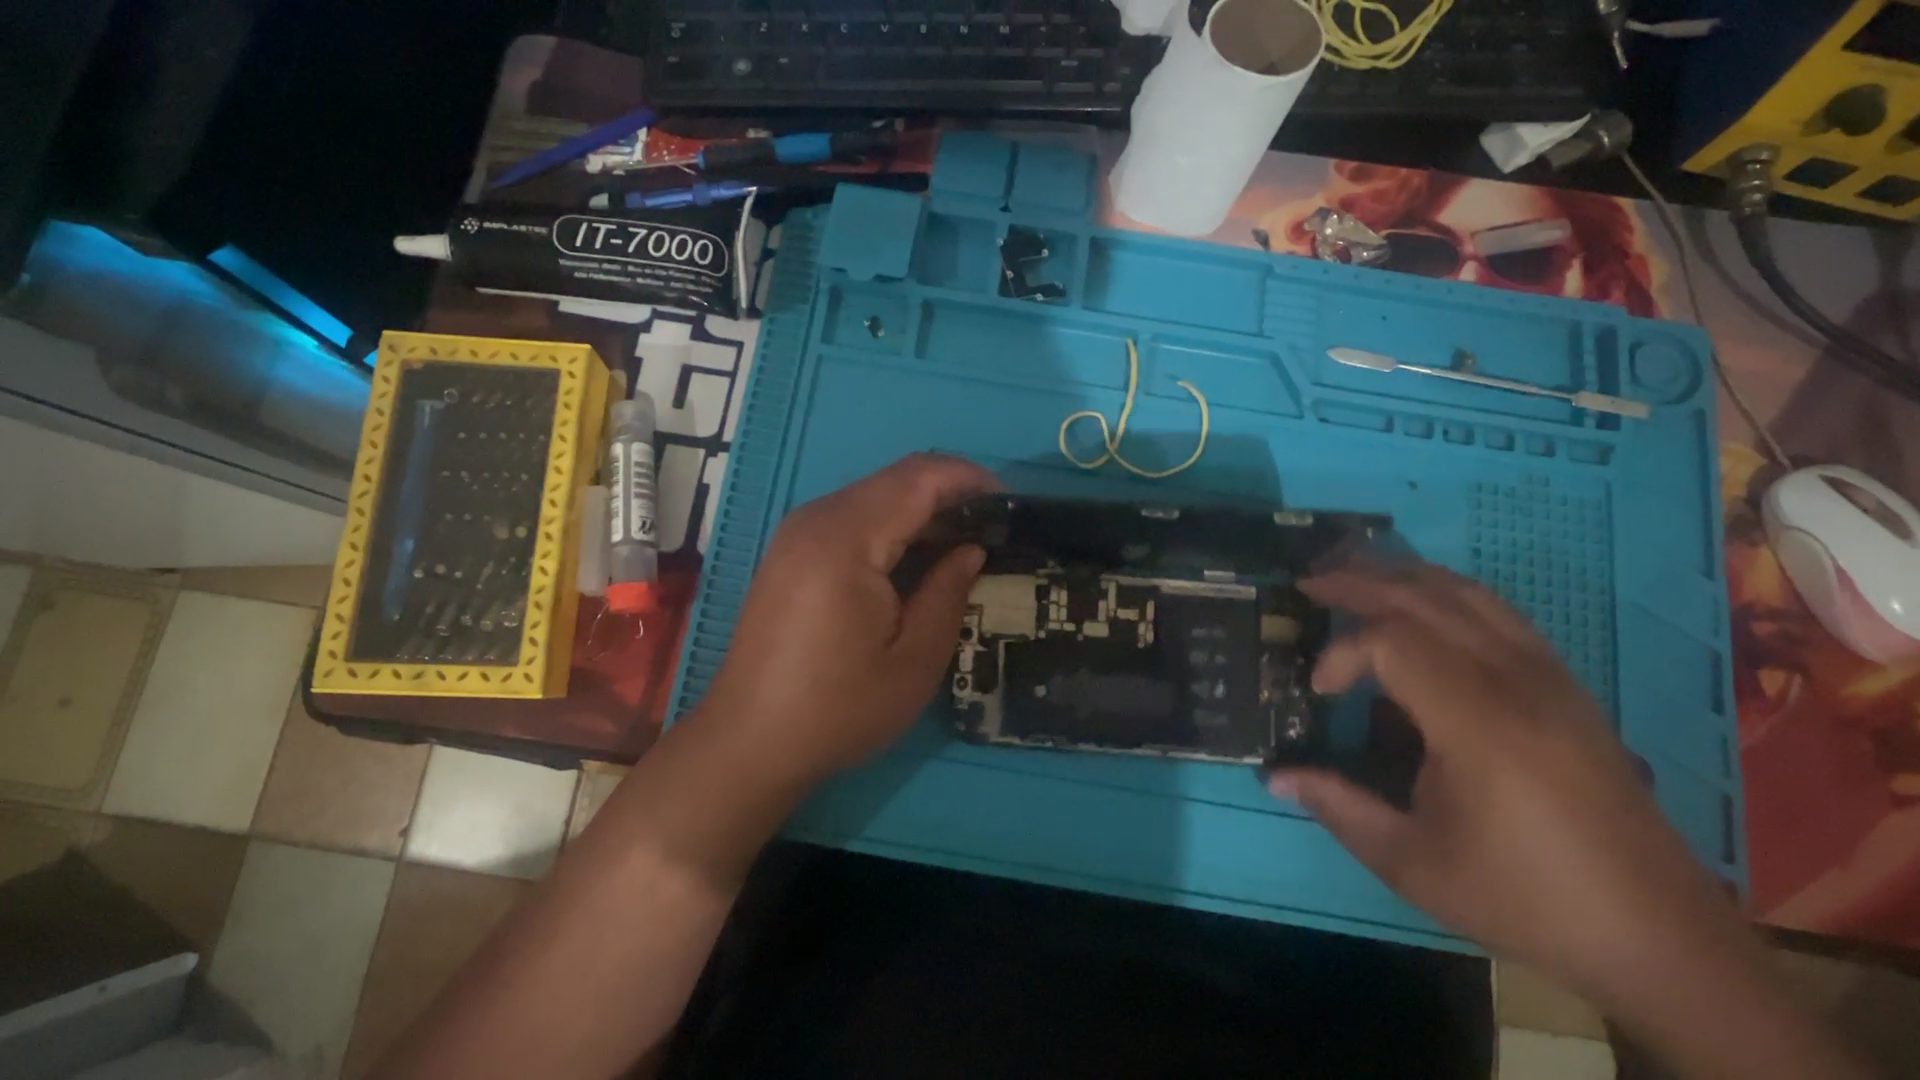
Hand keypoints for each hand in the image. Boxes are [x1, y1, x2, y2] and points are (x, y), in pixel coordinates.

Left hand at [695, 453, 997, 785]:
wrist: (749, 741)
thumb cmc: (838, 708)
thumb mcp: (914, 660)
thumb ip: (948, 593)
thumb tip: (971, 549)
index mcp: (846, 540)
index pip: (919, 478)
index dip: (970, 480)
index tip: (1011, 506)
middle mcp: (816, 520)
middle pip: (895, 479)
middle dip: (949, 493)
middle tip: (994, 530)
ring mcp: (796, 533)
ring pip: (873, 494)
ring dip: (920, 509)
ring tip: (962, 545)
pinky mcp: (789, 552)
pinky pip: (851, 517)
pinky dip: (890, 525)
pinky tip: (915, 560)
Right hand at [1272, 566, 1740, 992]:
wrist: (1653, 931)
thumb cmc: (1523, 898)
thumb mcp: (1412, 863)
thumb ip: (1339, 807)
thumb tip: (1276, 775)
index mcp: (1478, 723)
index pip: (1393, 642)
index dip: (1342, 653)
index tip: (1317, 692)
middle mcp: (1517, 682)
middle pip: (1429, 599)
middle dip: (1362, 583)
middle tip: (1311, 583)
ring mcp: (1551, 678)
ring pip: (1471, 595)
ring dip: (1408, 577)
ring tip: (1359, 575)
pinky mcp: (1569, 688)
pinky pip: (1502, 614)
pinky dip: (1450, 594)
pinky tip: (1427, 608)